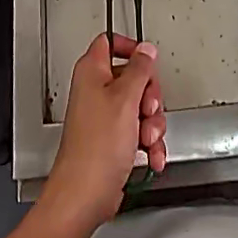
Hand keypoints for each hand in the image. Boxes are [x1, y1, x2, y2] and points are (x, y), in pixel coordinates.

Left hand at [41, 34, 166, 228]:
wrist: (85, 195)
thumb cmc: (95, 149)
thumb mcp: (126, 99)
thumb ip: (140, 70)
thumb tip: (146, 50)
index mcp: (92, 71)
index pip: (111, 42)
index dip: (130, 47)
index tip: (147, 62)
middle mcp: (95, 90)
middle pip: (133, 77)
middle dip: (149, 96)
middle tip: (147, 109)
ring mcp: (103, 116)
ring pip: (139, 106)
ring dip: (152, 124)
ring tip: (146, 137)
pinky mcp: (112, 139)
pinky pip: (138, 131)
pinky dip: (149, 143)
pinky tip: (151, 155)